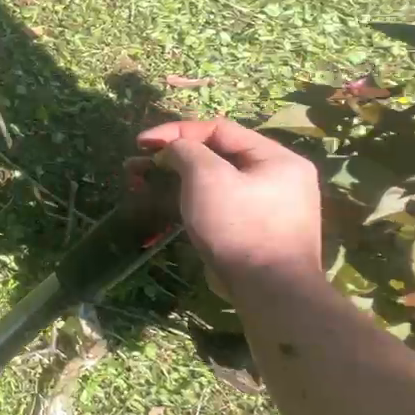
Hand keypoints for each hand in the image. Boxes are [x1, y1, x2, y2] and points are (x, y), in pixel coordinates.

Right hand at [132, 119, 322, 297]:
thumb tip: (172, 149)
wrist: (268, 284)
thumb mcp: (207, 176)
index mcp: (276, 159)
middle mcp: (277, 175)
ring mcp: (266, 200)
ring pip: (211, 175)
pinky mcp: (252, 221)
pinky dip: (186, 192)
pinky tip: (164, 199)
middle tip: (136, 162)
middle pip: (214, 151)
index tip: (142, 143)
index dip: (176, 130)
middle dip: (170, 154)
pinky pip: (216, 195)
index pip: (219, 129)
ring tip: (138, 180)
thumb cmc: (238, 223)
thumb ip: (185, 150)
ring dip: (172, 173)